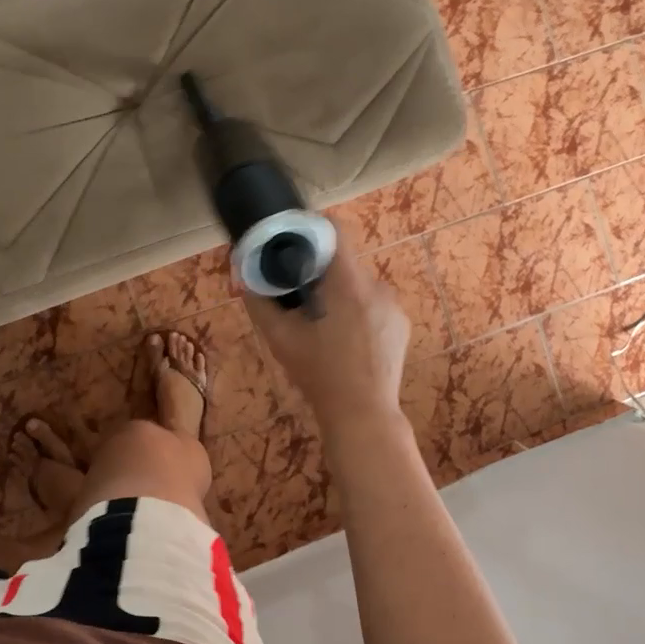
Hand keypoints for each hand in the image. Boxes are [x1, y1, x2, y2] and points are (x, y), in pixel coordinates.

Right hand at [244, 238, 408, 430]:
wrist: (363, 414)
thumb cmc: (319, 374)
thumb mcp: (280, 338)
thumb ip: (260, 302)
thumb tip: (243, 278)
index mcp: (349, 283)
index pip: (334, 232)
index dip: (311, 229)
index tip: (292, 240)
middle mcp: (377, 287)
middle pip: (344, 262)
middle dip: (320, 270)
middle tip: (297, 291)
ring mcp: (393, 306)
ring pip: (359, 285)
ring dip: (339, 294)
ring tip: (320, 322)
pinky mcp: (401, 325)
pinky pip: (374, 305)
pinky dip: (357, 311)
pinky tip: (344, 338)